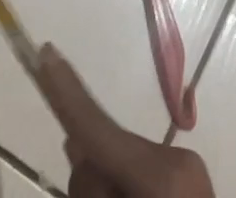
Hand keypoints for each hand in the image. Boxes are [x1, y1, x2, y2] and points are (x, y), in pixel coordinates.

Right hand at [37, 45, 214, 197]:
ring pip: (120, 167)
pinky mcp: (191, 186)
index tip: (45, 51)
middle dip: (92, 182)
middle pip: (104, 153)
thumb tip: (79, 148)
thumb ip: (91, 187)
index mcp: (161, 174)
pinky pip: (141, 180)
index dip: (66, 92)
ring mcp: (189, 174)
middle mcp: (178, 162)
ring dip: (109, 191)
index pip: (99, 127)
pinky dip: (125, 192)